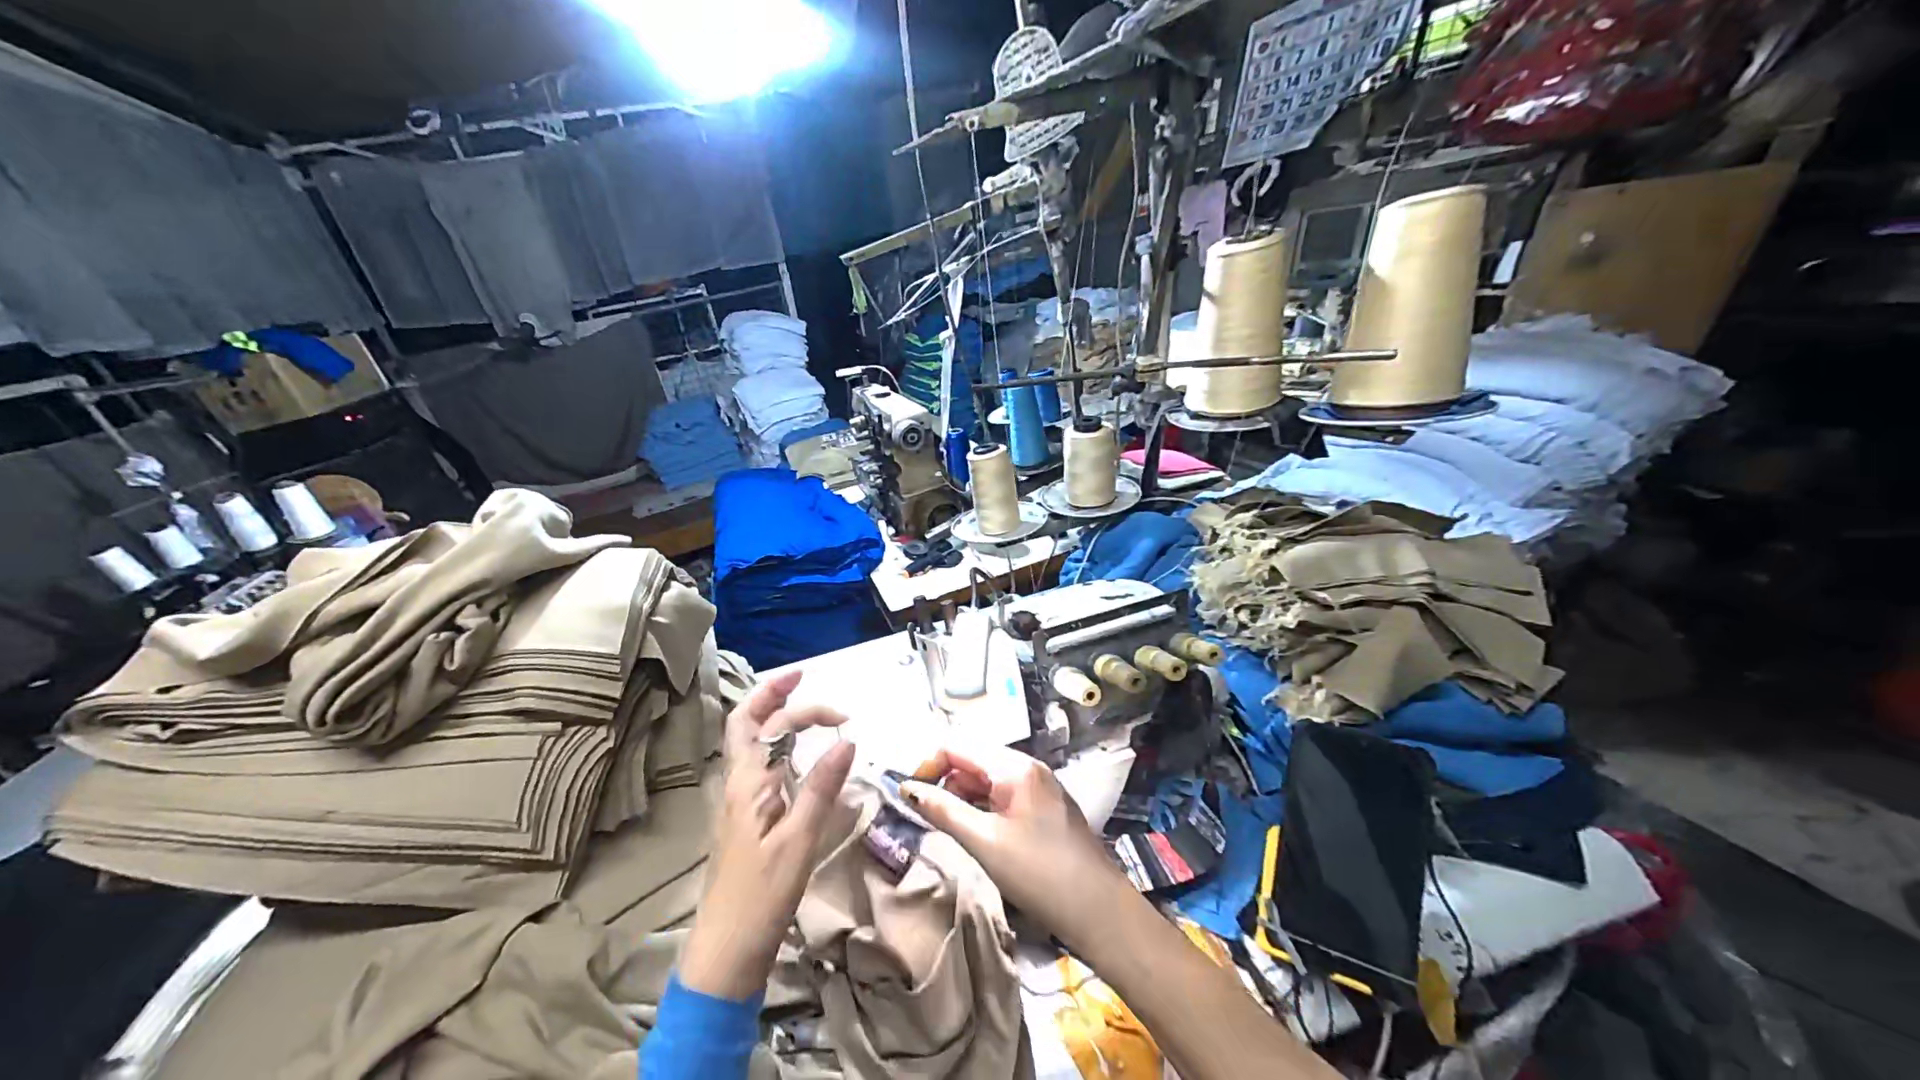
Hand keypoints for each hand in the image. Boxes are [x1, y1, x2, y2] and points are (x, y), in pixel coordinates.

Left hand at [678, 669, 854, 1000]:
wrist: (726, 951)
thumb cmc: (762, 896)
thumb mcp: (799, 840)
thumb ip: (821, 787)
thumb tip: (847, 739)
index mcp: (748, 784)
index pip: (775, 726)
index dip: (810, 712)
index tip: (846, 719)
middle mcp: (737, 784)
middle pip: (743, 723)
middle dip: (769, 694)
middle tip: (798, 676)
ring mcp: (736, 802)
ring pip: (745, 743)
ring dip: (767, 715)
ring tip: (794, 702)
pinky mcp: (743, 819)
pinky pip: (754, 766)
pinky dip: (771, 744)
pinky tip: (792, 756)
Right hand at [901, 743, 1130, 948]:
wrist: (1100, 910)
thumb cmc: (1039, 873)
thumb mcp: (984, 842)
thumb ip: (943, 811)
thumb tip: (907, 789)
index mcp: (1015, 766)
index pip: (957, 745)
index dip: (928, 766)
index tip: (910, 797)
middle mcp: (1028, 767)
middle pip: (972, 759)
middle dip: (945, 782)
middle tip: (927, 818)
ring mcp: (1039, 787)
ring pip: (987, 779)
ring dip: (962, 797)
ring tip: (948, 829)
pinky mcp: (1045, 808)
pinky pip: (1004, 795)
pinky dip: (982, 808)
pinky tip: (976, 834)